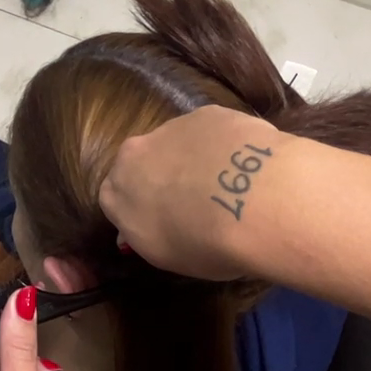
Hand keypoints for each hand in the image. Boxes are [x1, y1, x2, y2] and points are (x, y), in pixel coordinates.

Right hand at [98, 105, 288, 280]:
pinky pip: (212, 132)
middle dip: (162, 178)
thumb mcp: (167, 257)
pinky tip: (250, 165)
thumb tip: (144, 225)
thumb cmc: (204, 244)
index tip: (164, 222)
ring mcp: (171, 128)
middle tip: (195, 202)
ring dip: (195, 160)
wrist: (256, 204)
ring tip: (230, 184)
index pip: (117, 200)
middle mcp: (133, 154)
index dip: (142, 210)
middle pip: (142, 165)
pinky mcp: (207, 113)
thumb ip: (148, 235)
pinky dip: (225, 145)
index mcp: (114, 194)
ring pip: (178, 144)